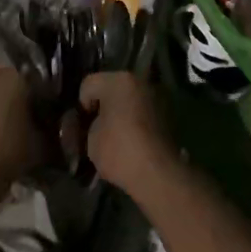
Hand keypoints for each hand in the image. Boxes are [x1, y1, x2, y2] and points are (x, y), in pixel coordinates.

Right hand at [78, 71, 176, 195]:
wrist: (157, 171)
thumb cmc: (119, 150)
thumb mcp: (92, 139)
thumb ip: (91, 123)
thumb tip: (98, 122)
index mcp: (118, 80)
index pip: (89, 84)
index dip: (82, 104)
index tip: (84, 124)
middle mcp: (139, 80)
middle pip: (112, 87)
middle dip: (104, 104)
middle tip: (98, 127)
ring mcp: (156, 93)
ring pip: (130, 97)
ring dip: (122, 109)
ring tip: (117, 134)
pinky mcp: (168, 110)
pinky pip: (144, 108)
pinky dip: (137, 117)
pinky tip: (133, 137)